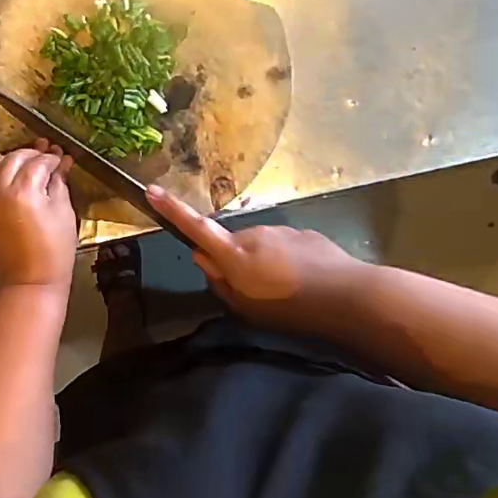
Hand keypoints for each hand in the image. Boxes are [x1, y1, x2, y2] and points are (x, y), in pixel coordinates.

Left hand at [0, 140, 77, 288]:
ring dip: (14, 158)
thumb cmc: (53, 253)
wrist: (31, 279)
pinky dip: (0, 171)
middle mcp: (1, 191)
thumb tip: (61, 167)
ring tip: (30, 161)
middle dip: (34, 153)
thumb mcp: (65, 213)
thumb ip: (59, 184)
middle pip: (16, 157)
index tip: (63, 158)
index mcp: (24, 191)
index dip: (54, 158)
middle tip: (49, 154)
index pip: (39, 162)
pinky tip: (14, 175)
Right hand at [147, 185, 368, 333]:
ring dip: (266, 263)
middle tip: (256, 291)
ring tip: (285, 290)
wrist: (345, 294)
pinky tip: (304, 281)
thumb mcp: (246, 306)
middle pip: (233, 245)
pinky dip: (287, 262)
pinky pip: (284, 247)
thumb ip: (220, 282)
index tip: (152, 190)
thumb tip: (203, 259)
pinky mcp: (304, 234)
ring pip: (261, 246)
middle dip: (238, 261)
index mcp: (235, 253)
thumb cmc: (289, 307)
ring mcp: (281, 230)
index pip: (196, 229)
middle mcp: (255, 234)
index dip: (172, 211)